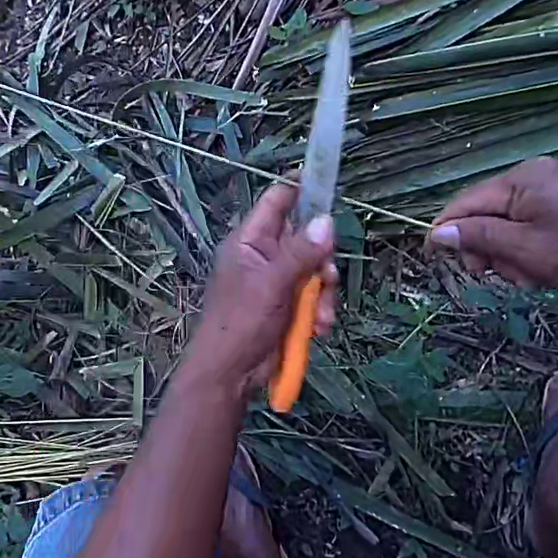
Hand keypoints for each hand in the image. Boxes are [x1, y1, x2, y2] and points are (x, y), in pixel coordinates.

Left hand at [185, 180, 339, 393]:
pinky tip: (317, 328)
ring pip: (314, 273)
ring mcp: (276, 283)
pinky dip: (318, 313)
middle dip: (321, 262)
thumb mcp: (272, 284)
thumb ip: (300, 253)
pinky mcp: (287, 308)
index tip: (326, 183)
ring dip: (323, 295)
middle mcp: (263, 257)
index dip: (300, 190)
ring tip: (320, 317)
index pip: (277, 202)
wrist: (230, 374)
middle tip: (326, 277)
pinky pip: (313, 299)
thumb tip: (326, 221)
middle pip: (306, 240)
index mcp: (250, 242)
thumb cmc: (241, 323)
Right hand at [427, 157, 557, 293]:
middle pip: (487, 213)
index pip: (465, 203)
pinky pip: (534, 221)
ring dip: (513, 253)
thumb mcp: (528, 251)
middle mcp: (536, 173)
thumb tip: (437, 233)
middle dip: (490, 249)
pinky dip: (532, 246)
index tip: (442, 263)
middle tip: (508, 277)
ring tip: (536, 276)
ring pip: (510, 222)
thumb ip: (480, 239)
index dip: (449, 234)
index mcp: (522, 179)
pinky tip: (550, 265)